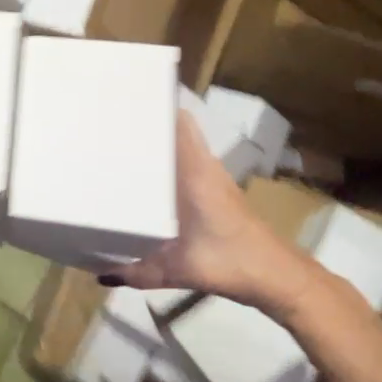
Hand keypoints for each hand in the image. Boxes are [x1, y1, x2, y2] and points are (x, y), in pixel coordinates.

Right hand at [107, 112, 321, 318]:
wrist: (281, 279)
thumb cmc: (232, 262)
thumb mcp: (179, 270)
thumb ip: (137, 271)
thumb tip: (100, 273)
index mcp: (195, 172)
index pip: (177, 122)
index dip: (151, 107)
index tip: (120, 103)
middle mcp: (205, 166)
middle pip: (176, 129)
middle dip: (147, 123)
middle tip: (110, 123)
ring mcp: (214, 177)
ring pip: (183, 145)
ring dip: (159, 142)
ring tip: (122, 143)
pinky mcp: (218, 191)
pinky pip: (189, 162)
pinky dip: (170, 161)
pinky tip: (148, 177)